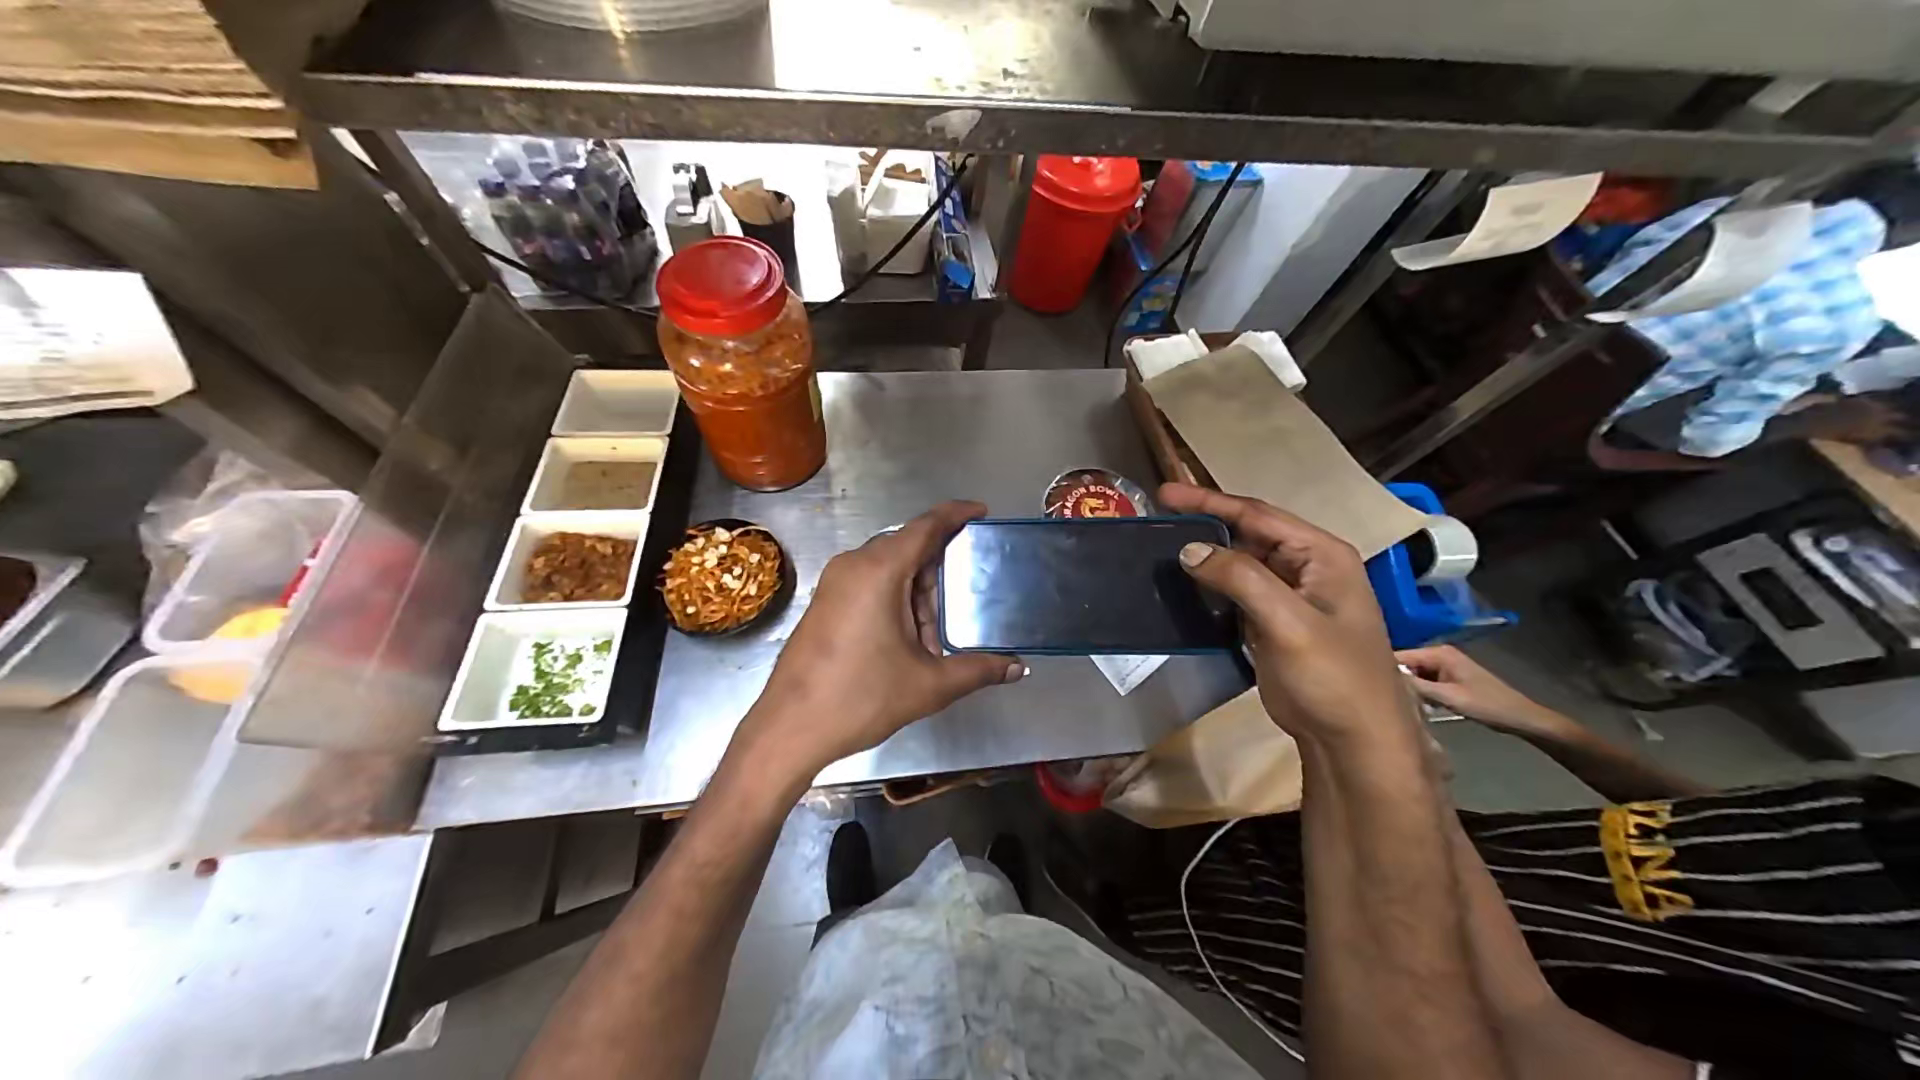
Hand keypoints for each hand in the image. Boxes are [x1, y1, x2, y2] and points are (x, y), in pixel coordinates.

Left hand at [733, 501, 1024, 785]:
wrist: (791, 728)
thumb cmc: (861, 698)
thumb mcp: (928, 684)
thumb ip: (977, 669)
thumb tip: (1016, 666)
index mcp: (879, 571)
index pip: (925, 527)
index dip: (955, 515)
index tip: (981, 511)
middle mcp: (853, 565)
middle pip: (908, 550)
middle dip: (938, 576)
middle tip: (962, 608)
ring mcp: (833, 583)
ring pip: (889, 571)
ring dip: (916, 597)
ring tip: (930, 642)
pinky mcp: (824, 603)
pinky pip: (869, 585)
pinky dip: (894, 602)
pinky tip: (904, 643)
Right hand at [1160, 482, 1413, 739]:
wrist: (1353, 739)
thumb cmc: (1332, 676)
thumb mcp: (1289, 622)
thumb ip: (1241, 579)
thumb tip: (1190, 549)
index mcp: (1321, 556)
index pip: (1259, 516)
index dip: (1211, 502)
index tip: (1166, 494)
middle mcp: (1307, 568)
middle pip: (1249, 534)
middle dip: (1207, 523)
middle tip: (1160, 515)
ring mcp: (1290, 597)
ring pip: (1241, 562)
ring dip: (1207, 553)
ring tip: (1165, 543)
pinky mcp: (1273, 623)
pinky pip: (1237, 592)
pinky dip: (1211, 584)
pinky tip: (1185, 582)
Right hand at [1394, 645, 1561, 736]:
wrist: (1521, 718)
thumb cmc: (1487, 705)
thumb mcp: (1449, 697)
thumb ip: (1417, 686)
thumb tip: (1385, 678)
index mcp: (1439, 653)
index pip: (1400, 656)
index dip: (1385, 669)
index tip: (1372, 687)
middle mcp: (1439, 654)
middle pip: (1405, 664)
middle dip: (1397, 680)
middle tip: (1389, 699)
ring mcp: (1444, 666)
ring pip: (1413, 674)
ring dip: (1409, 688)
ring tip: (1402, 704)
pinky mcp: (1448, 677)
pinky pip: (1424, 681)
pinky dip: (1420, 692)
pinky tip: (1419, 706)